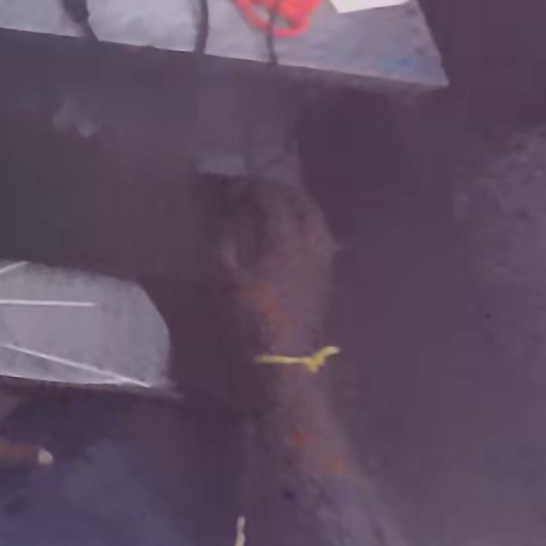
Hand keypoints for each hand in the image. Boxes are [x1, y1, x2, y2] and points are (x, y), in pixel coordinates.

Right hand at [217, 181, 337, 355]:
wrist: (282, 356)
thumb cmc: (247, 314)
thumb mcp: (222, 277)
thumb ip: (221, 241)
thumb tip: (221, 218)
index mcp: (285, 239)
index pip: (272, 199)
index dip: (249, 188)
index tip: (227, 189)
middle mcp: (310, 243)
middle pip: (301, 203)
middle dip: (276, 190)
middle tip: (250, 189)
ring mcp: (322, 259)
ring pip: (315, 218)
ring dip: (294, 204)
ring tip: (270, 203)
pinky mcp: (324, 274)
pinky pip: (319, 235)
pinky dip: (303, 221)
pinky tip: (286, 229)